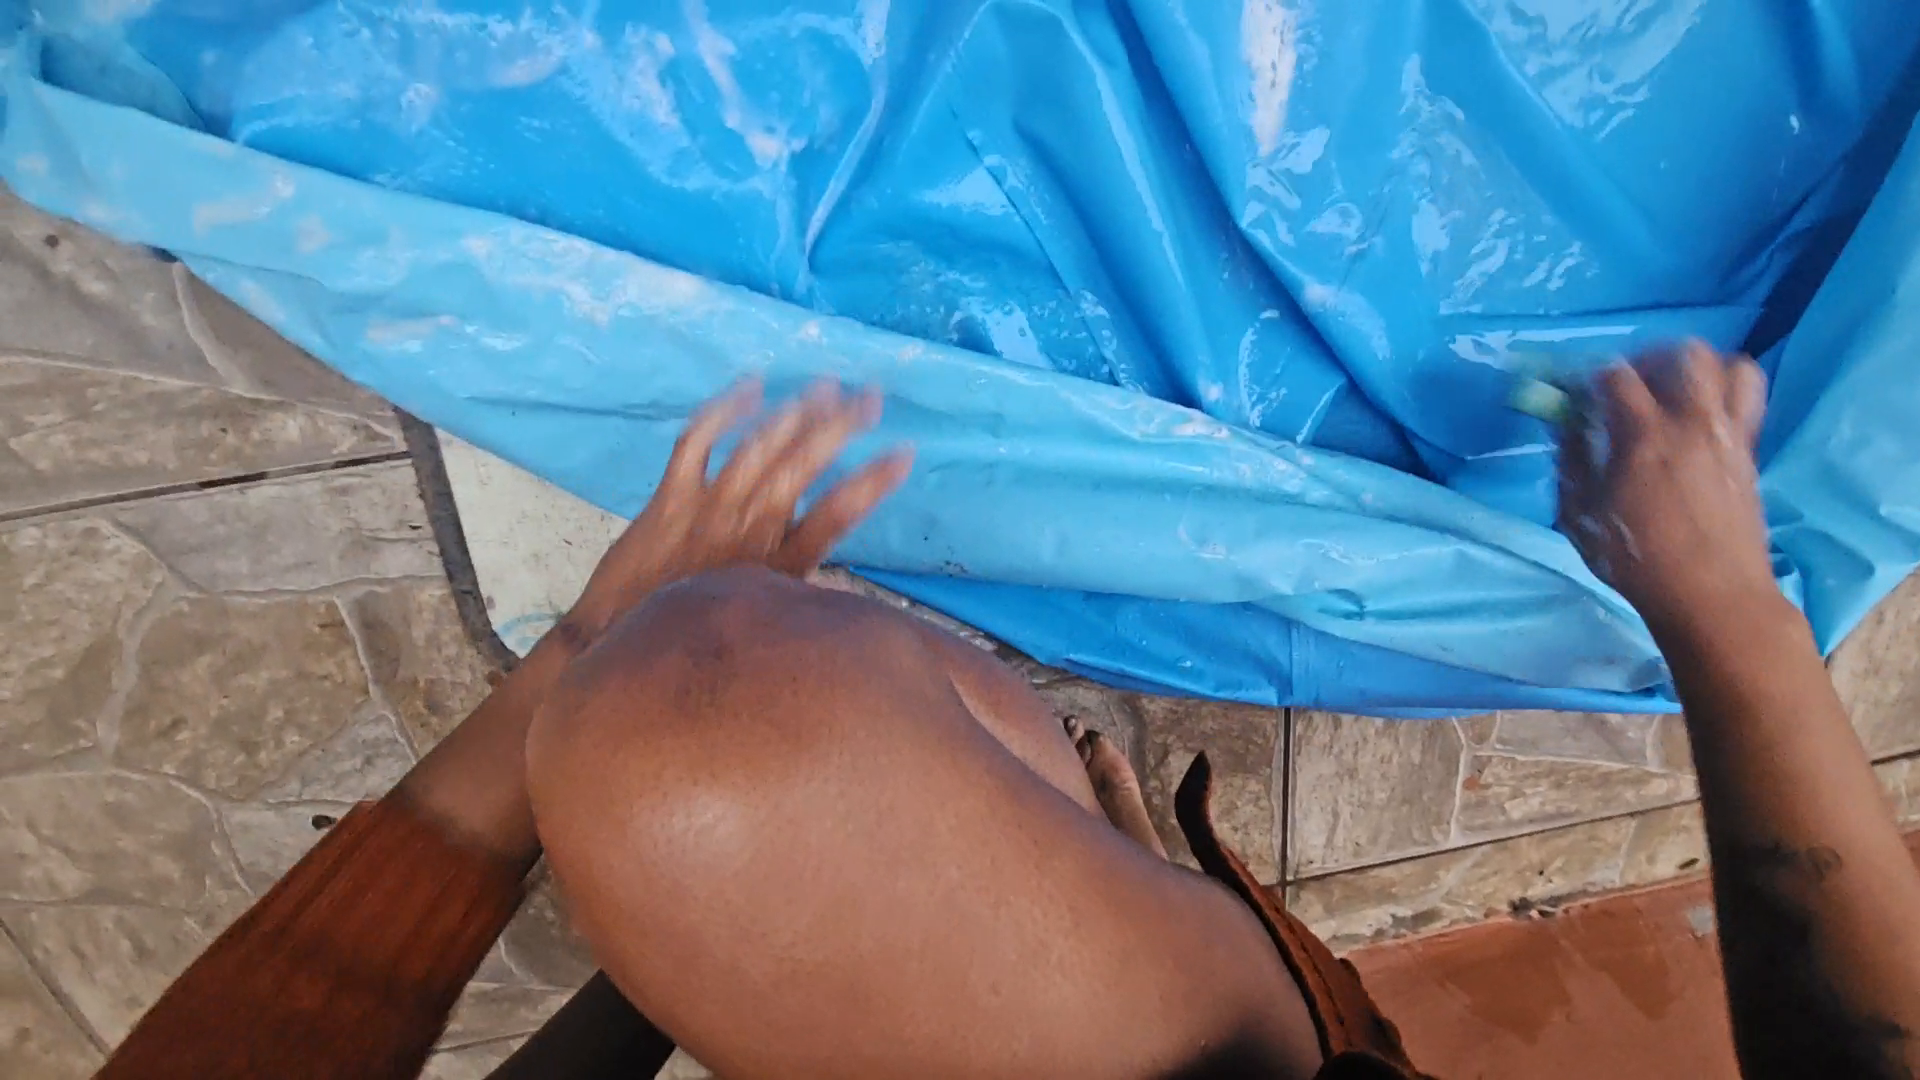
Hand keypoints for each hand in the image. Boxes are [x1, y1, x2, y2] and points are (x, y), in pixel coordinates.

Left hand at [562, 377, 913, 642]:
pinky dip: (724, 411)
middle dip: (840, 429)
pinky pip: (698, 443)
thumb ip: (801, 593)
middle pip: (801, 469)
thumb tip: (844, 587)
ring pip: (756, 449)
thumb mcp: (762, 618)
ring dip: (794, 414)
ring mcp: (707, 508)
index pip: (836, 516)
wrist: (618, 636)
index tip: (903, 453)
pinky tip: (752, 386)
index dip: (871, 483)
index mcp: (779, 565)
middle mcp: (748, 530)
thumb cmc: (698, 632)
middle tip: (873, 398)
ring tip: (827, 386)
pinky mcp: (670, 496)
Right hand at [1558, 340, 1774, 636]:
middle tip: (1622, 381)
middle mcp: (1693, 425)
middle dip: (1647, 358)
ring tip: (1667, 390)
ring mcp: (1729, 436)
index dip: (1588, 375)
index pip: (1616, 376)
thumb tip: (1564, 427)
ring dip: (1695, 369)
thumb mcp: (1579, 513)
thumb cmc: (1632, 557)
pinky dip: (1720, 392)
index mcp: (1643, 439)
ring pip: (1730, 367)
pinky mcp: (1749, 451)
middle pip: (1685, 355)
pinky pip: (1745, 398)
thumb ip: (1570, 461)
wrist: (1709, 591)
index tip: (1571, 390)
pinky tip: (1692, 417)